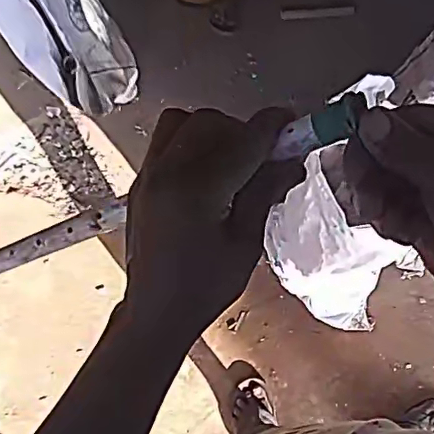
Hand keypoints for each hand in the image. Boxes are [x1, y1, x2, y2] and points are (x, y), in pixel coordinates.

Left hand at [123, 107, 299, 339]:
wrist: (155, 310)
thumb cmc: (202, 288)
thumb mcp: (245, 244)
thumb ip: (264, 193)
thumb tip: (288, 159)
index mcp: (197, 189)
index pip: (243, 140)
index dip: (274, 128)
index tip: (292, 125)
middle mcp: (167, 173)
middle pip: (211, 123)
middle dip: (242, 133)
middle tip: (263, 159)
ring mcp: (148, 176)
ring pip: (182, 123)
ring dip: (213, 132)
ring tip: (231, 164)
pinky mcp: (141, 183)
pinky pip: (165, 142)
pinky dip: (190, 144)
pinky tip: (207, 174)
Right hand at [342, 105, 433, 318]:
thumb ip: (408, 149)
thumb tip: (370, 121)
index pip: (395, 121)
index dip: (370, 143)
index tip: (361, 168)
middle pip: (379, 151)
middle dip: (370, 179)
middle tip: (372, 202)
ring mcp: (426, 184)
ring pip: (376, 182)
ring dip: (376, 204)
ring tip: (393, 221)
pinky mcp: (416, 212)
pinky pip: (382, 208)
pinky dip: (385, 222)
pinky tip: (402, 232)